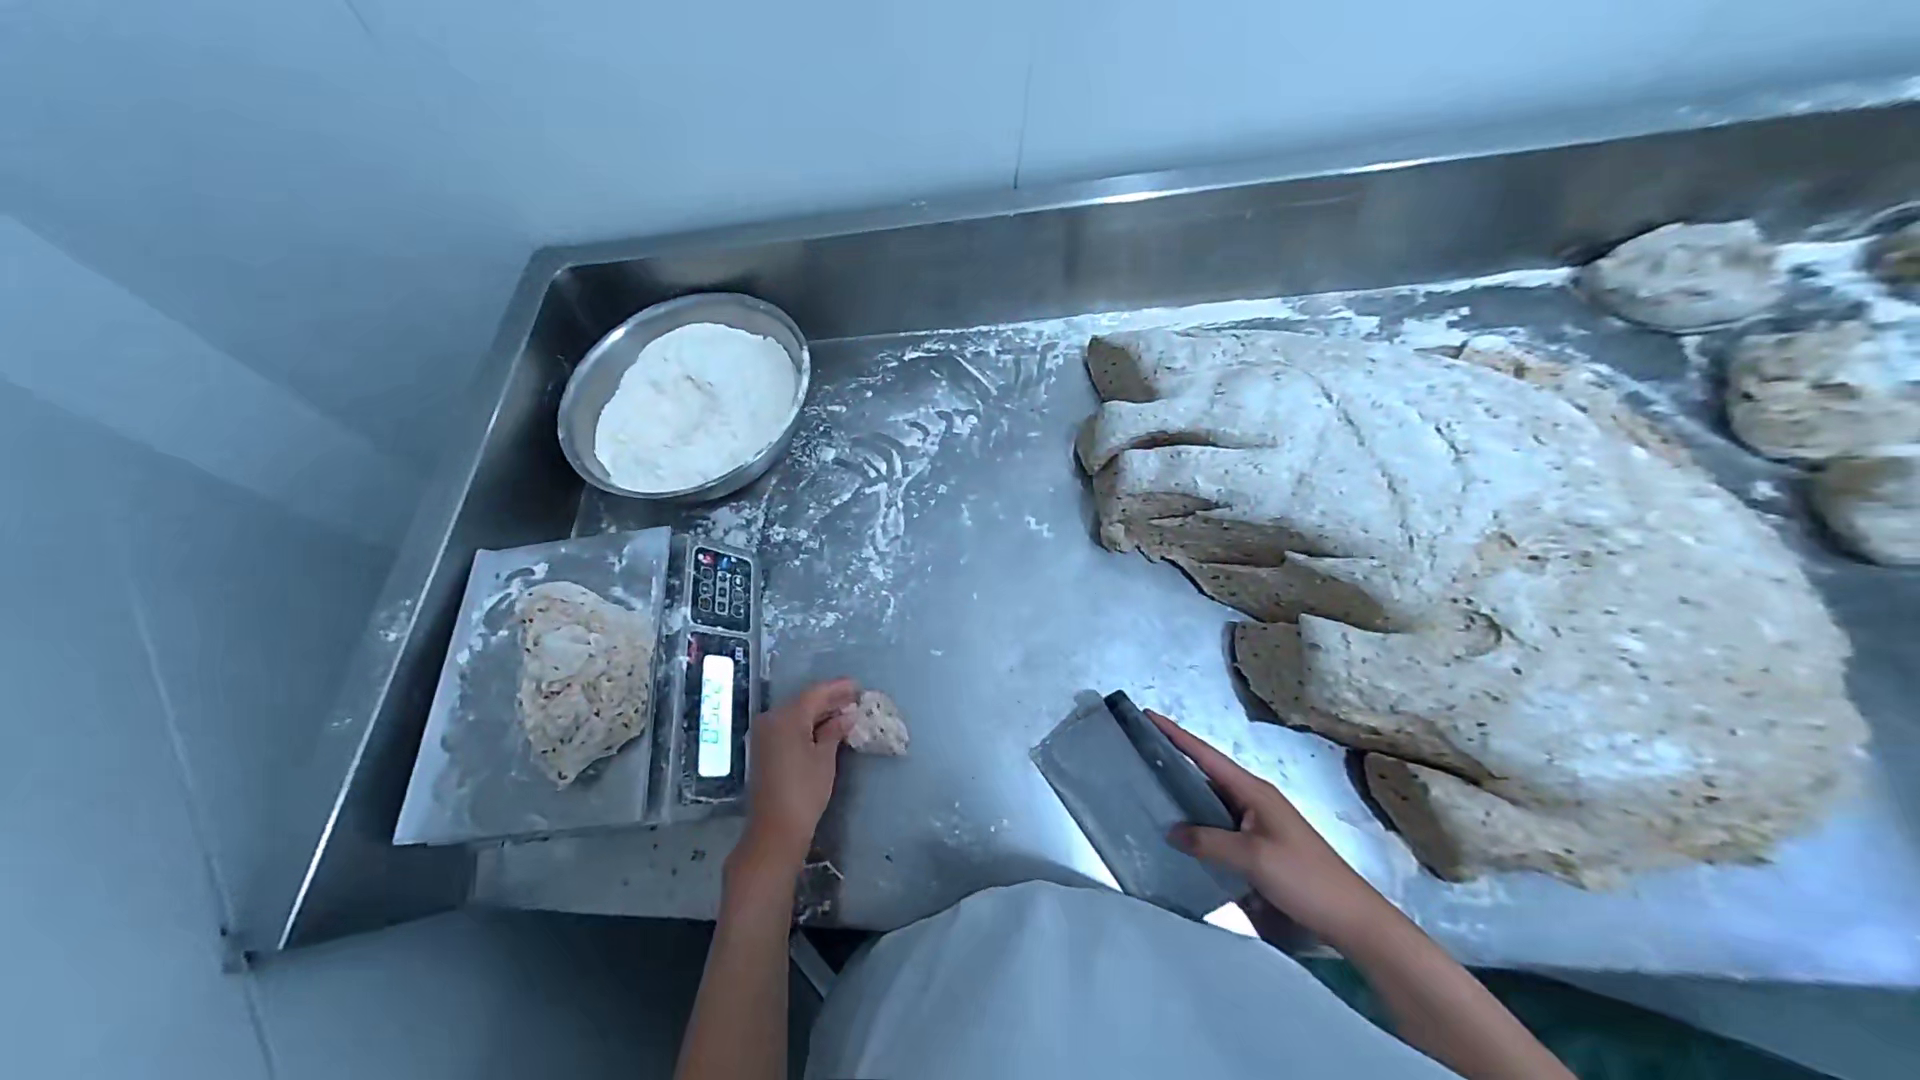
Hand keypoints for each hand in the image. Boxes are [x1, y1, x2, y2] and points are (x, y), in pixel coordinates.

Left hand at [732, 678, 859, 874]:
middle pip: (803, 701)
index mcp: (786, 717)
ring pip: (795, 713)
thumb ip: (835, 731)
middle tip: (854, 697)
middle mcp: (771, 719)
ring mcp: (764, 734)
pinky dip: (807, 724)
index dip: (838, 688)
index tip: (857, 685)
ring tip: (844, 710)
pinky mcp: (763, 748)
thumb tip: (847, 715)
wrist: (774, 829)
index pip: (815, 693)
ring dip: (818, 711)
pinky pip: (788, 726)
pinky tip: (824, 726)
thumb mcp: (824, 758)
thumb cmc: (804, 791)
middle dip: (829, 699)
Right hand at [1149, 709, 1400, 947]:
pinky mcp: (1256, 848)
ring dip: (1182, 797)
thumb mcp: (1253, 858)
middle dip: (1173, 761)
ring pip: (1210, 803)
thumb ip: (1208, 842)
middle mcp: (1252, 801)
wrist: (1350, 920)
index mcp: (1254, 791)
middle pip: (1205, 774)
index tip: (1148, 716)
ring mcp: (1255, 825)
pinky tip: (1176, 836)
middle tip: (1137, 755)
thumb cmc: (1305, 879)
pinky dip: (1196, 827)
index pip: (1206, 755)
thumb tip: (1172, 831)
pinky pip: (1217, 829)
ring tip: (1147, 792)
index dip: (1176, 734)